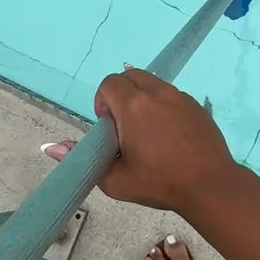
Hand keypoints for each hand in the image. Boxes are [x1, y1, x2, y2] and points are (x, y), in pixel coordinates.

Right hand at [45, 67, 240, 214]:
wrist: (209, 185)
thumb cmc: (159, 183)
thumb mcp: (115, 179)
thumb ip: (82, 160)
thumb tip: (50, 147)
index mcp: (134, 106)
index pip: (110, 82)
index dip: (103, 101)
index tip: (109, 126)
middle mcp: (157, 93)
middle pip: (131, 75)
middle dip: (122, 94)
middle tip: (124, 125)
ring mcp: (180, 97)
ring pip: (154, 83)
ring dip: (143, 98)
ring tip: (146, 131)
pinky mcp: (197, 105)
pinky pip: (173, 95)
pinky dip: (164, 106)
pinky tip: (169, 135)